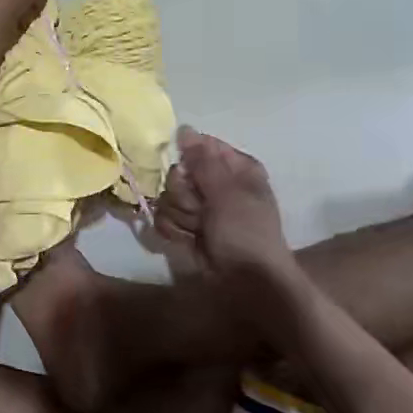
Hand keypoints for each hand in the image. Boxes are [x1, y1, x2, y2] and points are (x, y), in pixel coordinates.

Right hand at [156, 127, 304, 297]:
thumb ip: (202, 160)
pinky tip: (188, 240)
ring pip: (168, 196)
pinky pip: (164, 218)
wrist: (248, 284)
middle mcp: (217, 184)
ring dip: (181, 215)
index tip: (190, 174)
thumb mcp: (227, 192)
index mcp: (236, 168)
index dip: (190, 160)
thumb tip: (184, 129)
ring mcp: (201, 207)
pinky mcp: (186, 228)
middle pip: (178, 172)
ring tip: (199, 230)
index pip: (199, 147)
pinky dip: (174, 230)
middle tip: (201, 209)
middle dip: (184, 194)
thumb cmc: (246, 234)